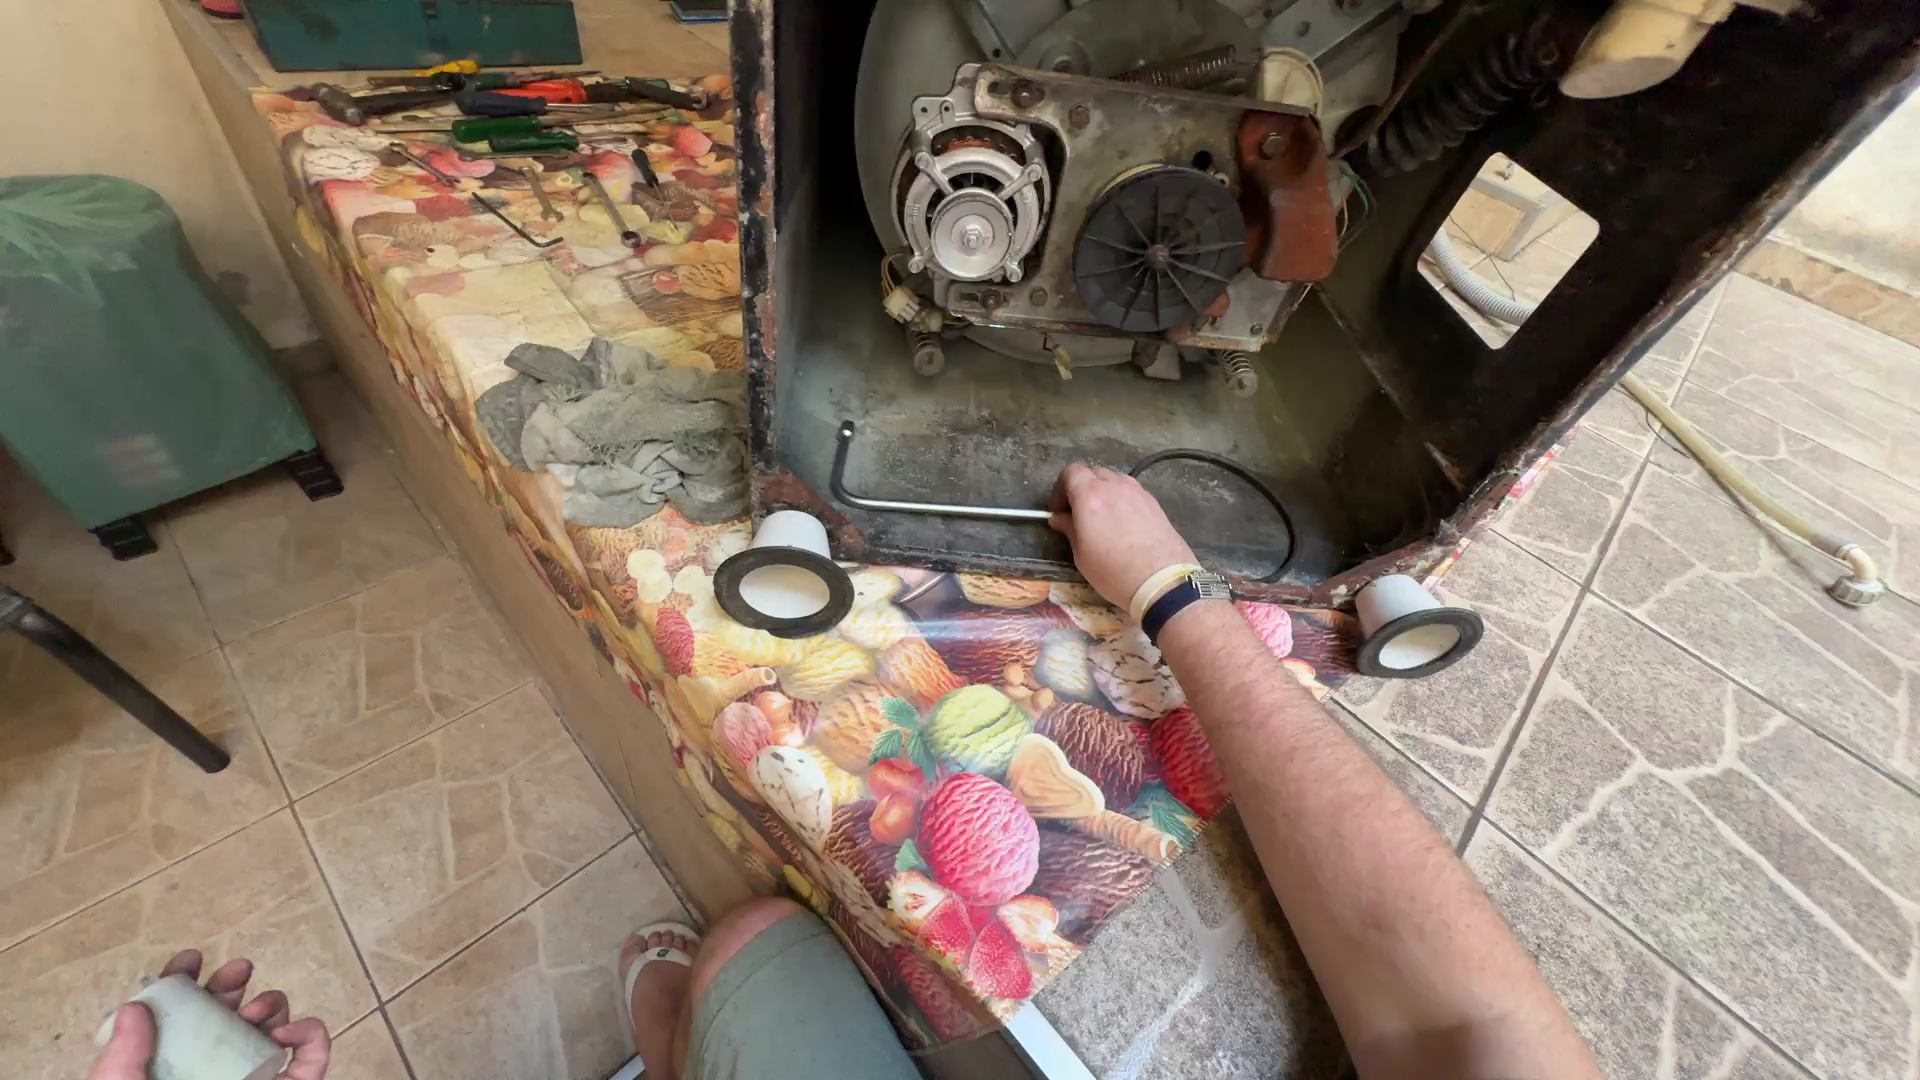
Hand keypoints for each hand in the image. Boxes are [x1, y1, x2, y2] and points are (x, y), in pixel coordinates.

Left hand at [87, 950, 330, 1079]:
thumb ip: (121, 1063)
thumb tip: (140, 1004)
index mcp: (163, 1078)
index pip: (171, 1026)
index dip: (180, 988)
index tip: (189, 959)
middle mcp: (208, 1073)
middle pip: (224, 1018)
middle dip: (233, 986)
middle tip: (235, 971)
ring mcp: (256, 1079)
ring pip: (272, 1025)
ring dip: (272, 1004)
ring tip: (260, 1010)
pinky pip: (315, 1050)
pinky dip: (312, 1030)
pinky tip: (290, 1031)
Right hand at [1049, 463, 1197, 607]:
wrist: (1162, 581)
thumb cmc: (1114, 571)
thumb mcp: (1081, 555)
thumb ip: (1069, 529)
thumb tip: (1060, 518)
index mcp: (1090, 496)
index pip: (1071, 472)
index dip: (1060, 489)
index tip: (1060, 511)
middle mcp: (1114, 486)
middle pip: (1092, 472)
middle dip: (1081, 488)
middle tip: (1078, 513)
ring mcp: (1137, 491)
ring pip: (1113, 479)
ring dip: (1102, 491)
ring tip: (1102, 517)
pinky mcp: (1153, 502)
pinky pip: (1130, 490)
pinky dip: (1120, 498)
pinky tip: (1123, 522)